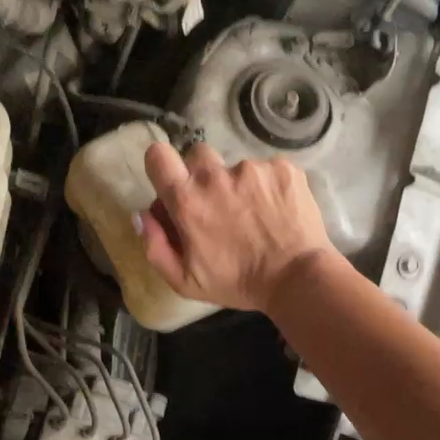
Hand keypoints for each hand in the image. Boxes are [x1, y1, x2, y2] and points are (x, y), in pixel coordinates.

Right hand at [138, 141, 343, 312]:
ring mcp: (252, 169)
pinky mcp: (282, 168)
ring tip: (254, 216)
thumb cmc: (237, 283)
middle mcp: (216, 176)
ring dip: (239, 186)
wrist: (296, 278)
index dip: (161, 165)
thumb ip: (155, 247)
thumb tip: (143, 216)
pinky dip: (268, 187)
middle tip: (217, 206)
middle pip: (197, 155)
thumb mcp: (184, 280)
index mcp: (187, 201)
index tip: (172, 181)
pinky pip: (266, 170)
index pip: (158, 156)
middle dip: (201, 176)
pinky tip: (276, 212)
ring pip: (235, 167)